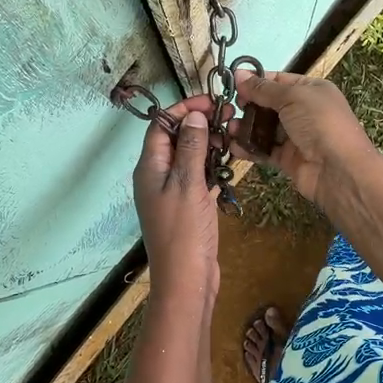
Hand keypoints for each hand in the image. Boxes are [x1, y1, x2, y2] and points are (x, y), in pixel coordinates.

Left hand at [131, 95, 222, 296]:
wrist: (186, 280)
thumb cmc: (184, 231)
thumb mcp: (188, 184)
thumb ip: (191, 148)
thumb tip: (192, 115)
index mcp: (149, 168)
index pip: (161, 125)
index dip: (183, 109)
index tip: (211, 101)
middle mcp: (156, 177)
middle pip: (175, 139)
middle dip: (199, 125)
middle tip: (229, 117)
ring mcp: (171, 193)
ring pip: (189, 157)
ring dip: (208, 145)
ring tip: (233, 138)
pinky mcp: (187, 206)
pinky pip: (198, 177)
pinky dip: (212, 167)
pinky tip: (231, 165)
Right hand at [232, 71, 380, 207]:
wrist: (339, 170)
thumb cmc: (319, 123)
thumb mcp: (293, 97)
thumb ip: (264, 88)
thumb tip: (238, 73)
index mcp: (311, 89)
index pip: (278, 80)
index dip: (256, 82)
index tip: (232, 86)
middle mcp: (304, 110)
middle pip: (269, 104)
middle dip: (248, 106)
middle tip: (229, 109)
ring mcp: (296, 136)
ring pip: (265, 128)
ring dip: (246, 127)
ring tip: (228, 129)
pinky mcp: (288, 158)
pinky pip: (265, 149)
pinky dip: (249, 148)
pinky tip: (233, 146)